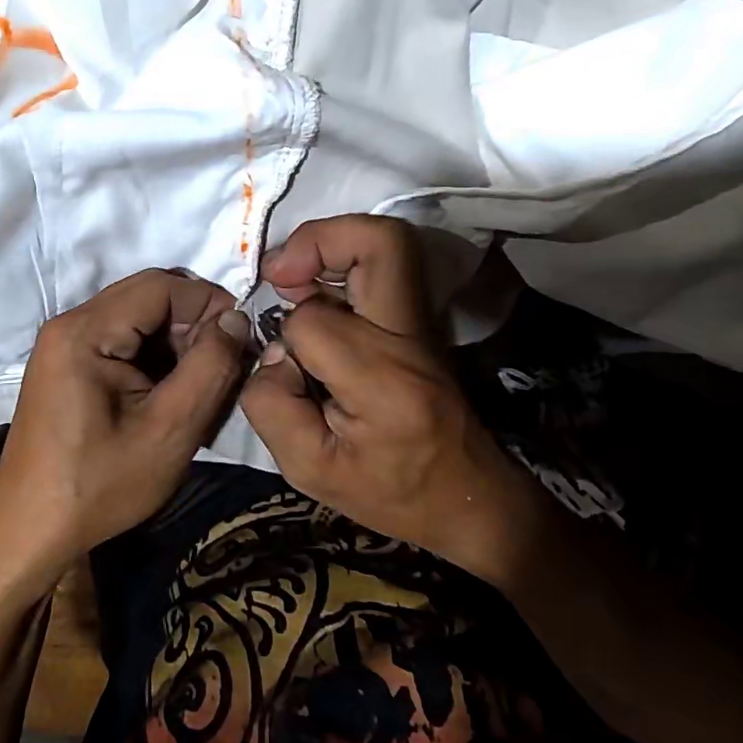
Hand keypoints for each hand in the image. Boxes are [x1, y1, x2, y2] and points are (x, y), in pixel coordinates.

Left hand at [0, 269, 252, 595]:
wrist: (32, 531)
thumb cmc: (99, 486)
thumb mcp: (169, 430)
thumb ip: (210, 367)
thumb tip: (236, 319)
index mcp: (84, 331)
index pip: (162, 285)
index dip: (210, 303)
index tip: (244, 340)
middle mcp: (68, 324)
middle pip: (147, 297)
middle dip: (194, 325)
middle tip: (224, 368)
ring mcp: (62, 344)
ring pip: (136, 320)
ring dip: (175, 344)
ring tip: (199, 389)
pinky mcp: (65, 365)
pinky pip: (120, 341)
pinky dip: (152, 359)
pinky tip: (168, 396)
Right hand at [240, 215, 546, 583]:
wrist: (471, 500)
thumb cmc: (393, 495)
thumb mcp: (310, 471)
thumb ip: (271, 406)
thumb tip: (274, 351)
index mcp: (383, 382)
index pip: (314, 323)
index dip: (283, 339)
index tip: (285, 372)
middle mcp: (410, 339)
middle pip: (379, 243)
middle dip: (317, 241)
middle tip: (279, 274)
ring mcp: (422, 326)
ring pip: (387, 243)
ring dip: (329, 247)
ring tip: (292, 281)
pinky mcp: (420, 324)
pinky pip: (382, 268)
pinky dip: (341, 264)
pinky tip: (315, 297)